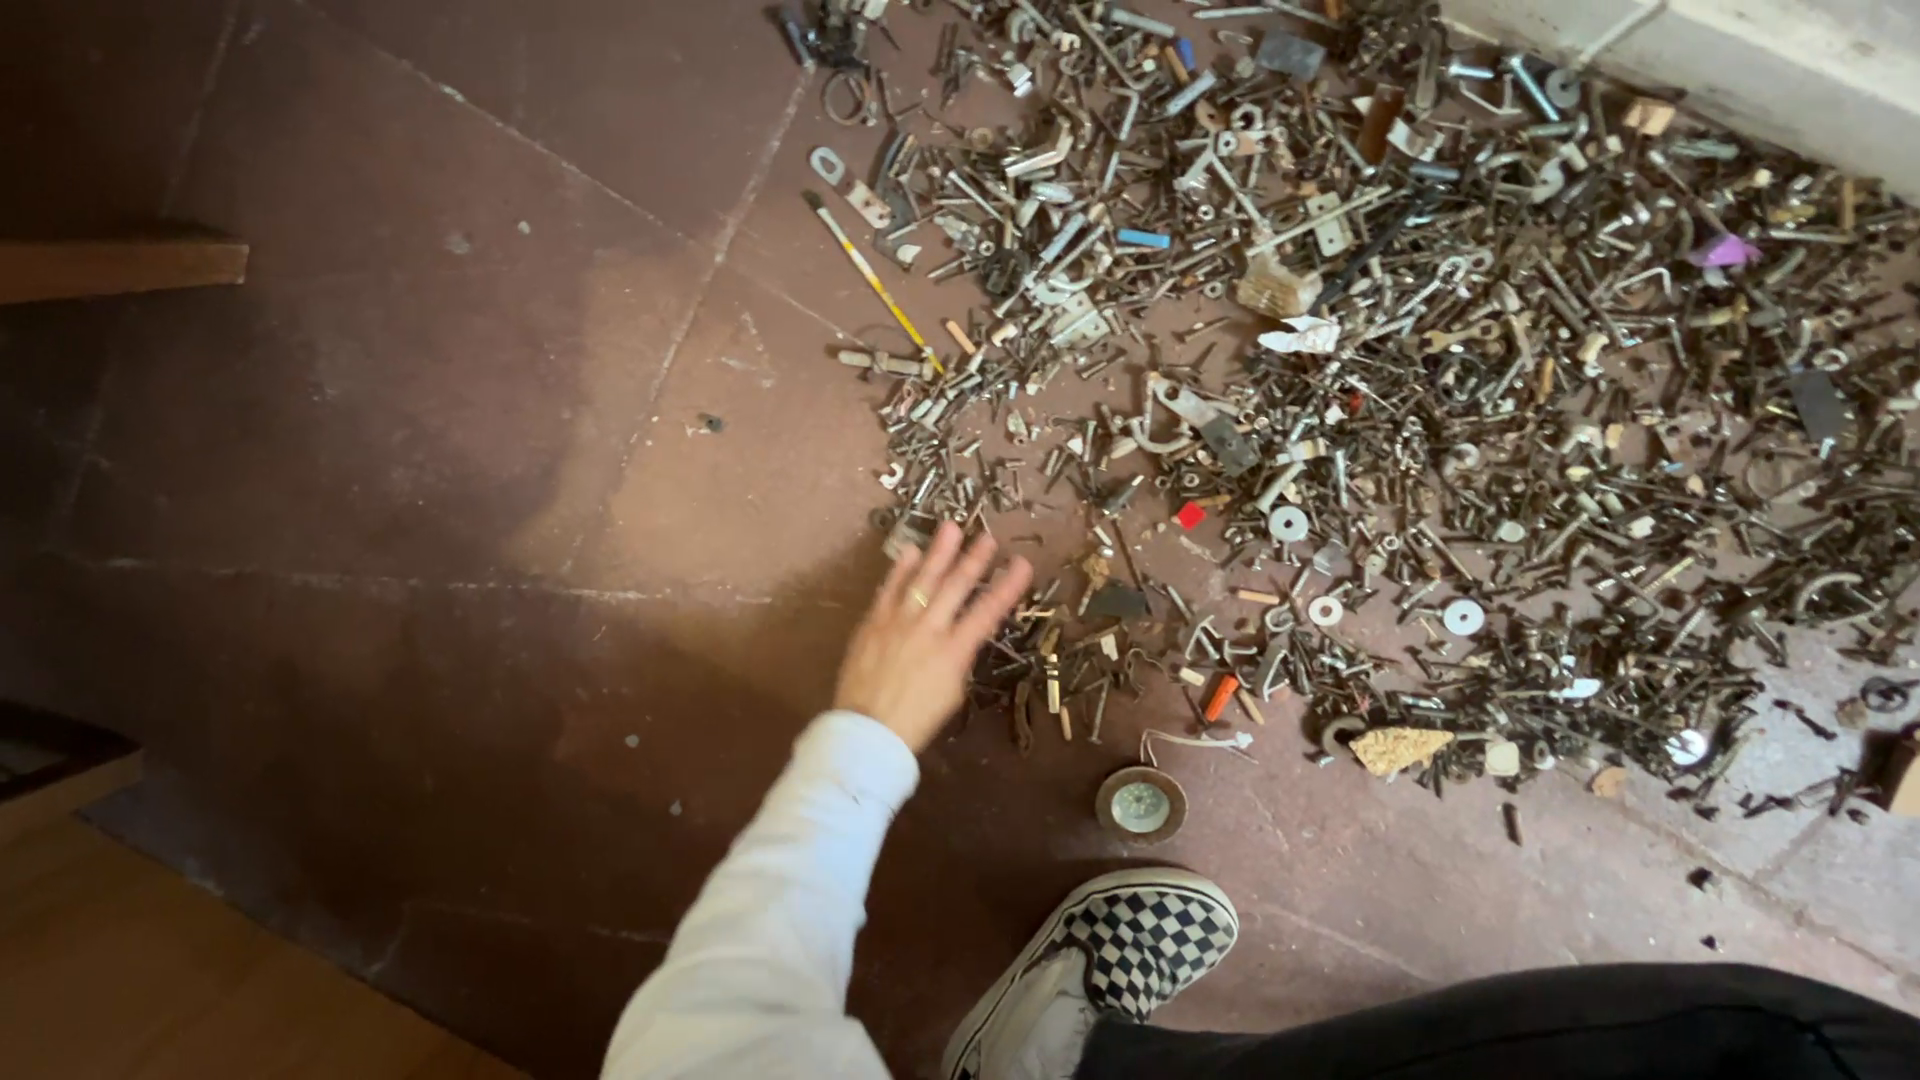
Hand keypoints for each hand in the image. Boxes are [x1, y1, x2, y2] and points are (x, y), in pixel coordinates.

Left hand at [833, 521, 1033, 752]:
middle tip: (989, 538)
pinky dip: (901, 570)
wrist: (869, 730)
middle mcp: (929, 629)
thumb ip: (959, 657)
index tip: (1024, 564)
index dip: (1008, 587)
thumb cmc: (917, 720)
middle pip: (956, 587)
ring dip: (939, 553)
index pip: (989, 612)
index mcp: (954, 651)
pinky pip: (889, 590)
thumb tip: (961, 635)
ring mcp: (898, 622)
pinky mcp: (873, 623)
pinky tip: (911, 552)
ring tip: (951, 528)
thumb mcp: (953, 691)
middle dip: (975, 560)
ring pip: (923, 580)